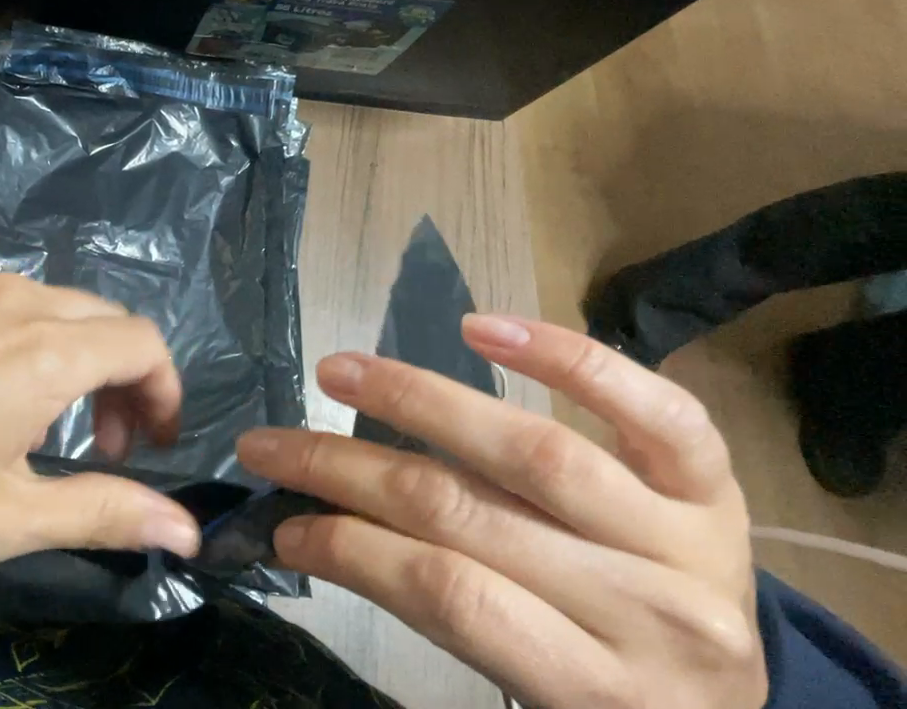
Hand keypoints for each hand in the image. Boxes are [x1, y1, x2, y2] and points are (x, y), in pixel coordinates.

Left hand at [0, 242, 202, 561]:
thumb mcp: (4, 516)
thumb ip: (104, 512)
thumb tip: (188, 531)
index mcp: (48, 351)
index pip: (142, 344)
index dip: (162, 390)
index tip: (148, 440)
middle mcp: (12, 294)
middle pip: (95, 316)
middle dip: (113, 374)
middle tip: (93, 435)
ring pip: (35, 293)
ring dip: (52, 341)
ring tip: (20, 395)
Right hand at [238, 316, 764, 708]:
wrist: (732, 696)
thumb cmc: (599, 685)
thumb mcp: (519, 678)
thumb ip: (430, 605)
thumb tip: (308, 523)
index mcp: (599, 687)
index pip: (447, 594)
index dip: (348, 549)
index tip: (279, 526)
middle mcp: (653, 612)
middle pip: (464, 513)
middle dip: (344, 468)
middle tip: (266, 445)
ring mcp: (691, 539)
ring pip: (532, 450)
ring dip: (415, 398)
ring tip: (336, 370)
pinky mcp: (714, 483)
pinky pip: (650, 411)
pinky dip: (564, 358)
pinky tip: (479, 327)